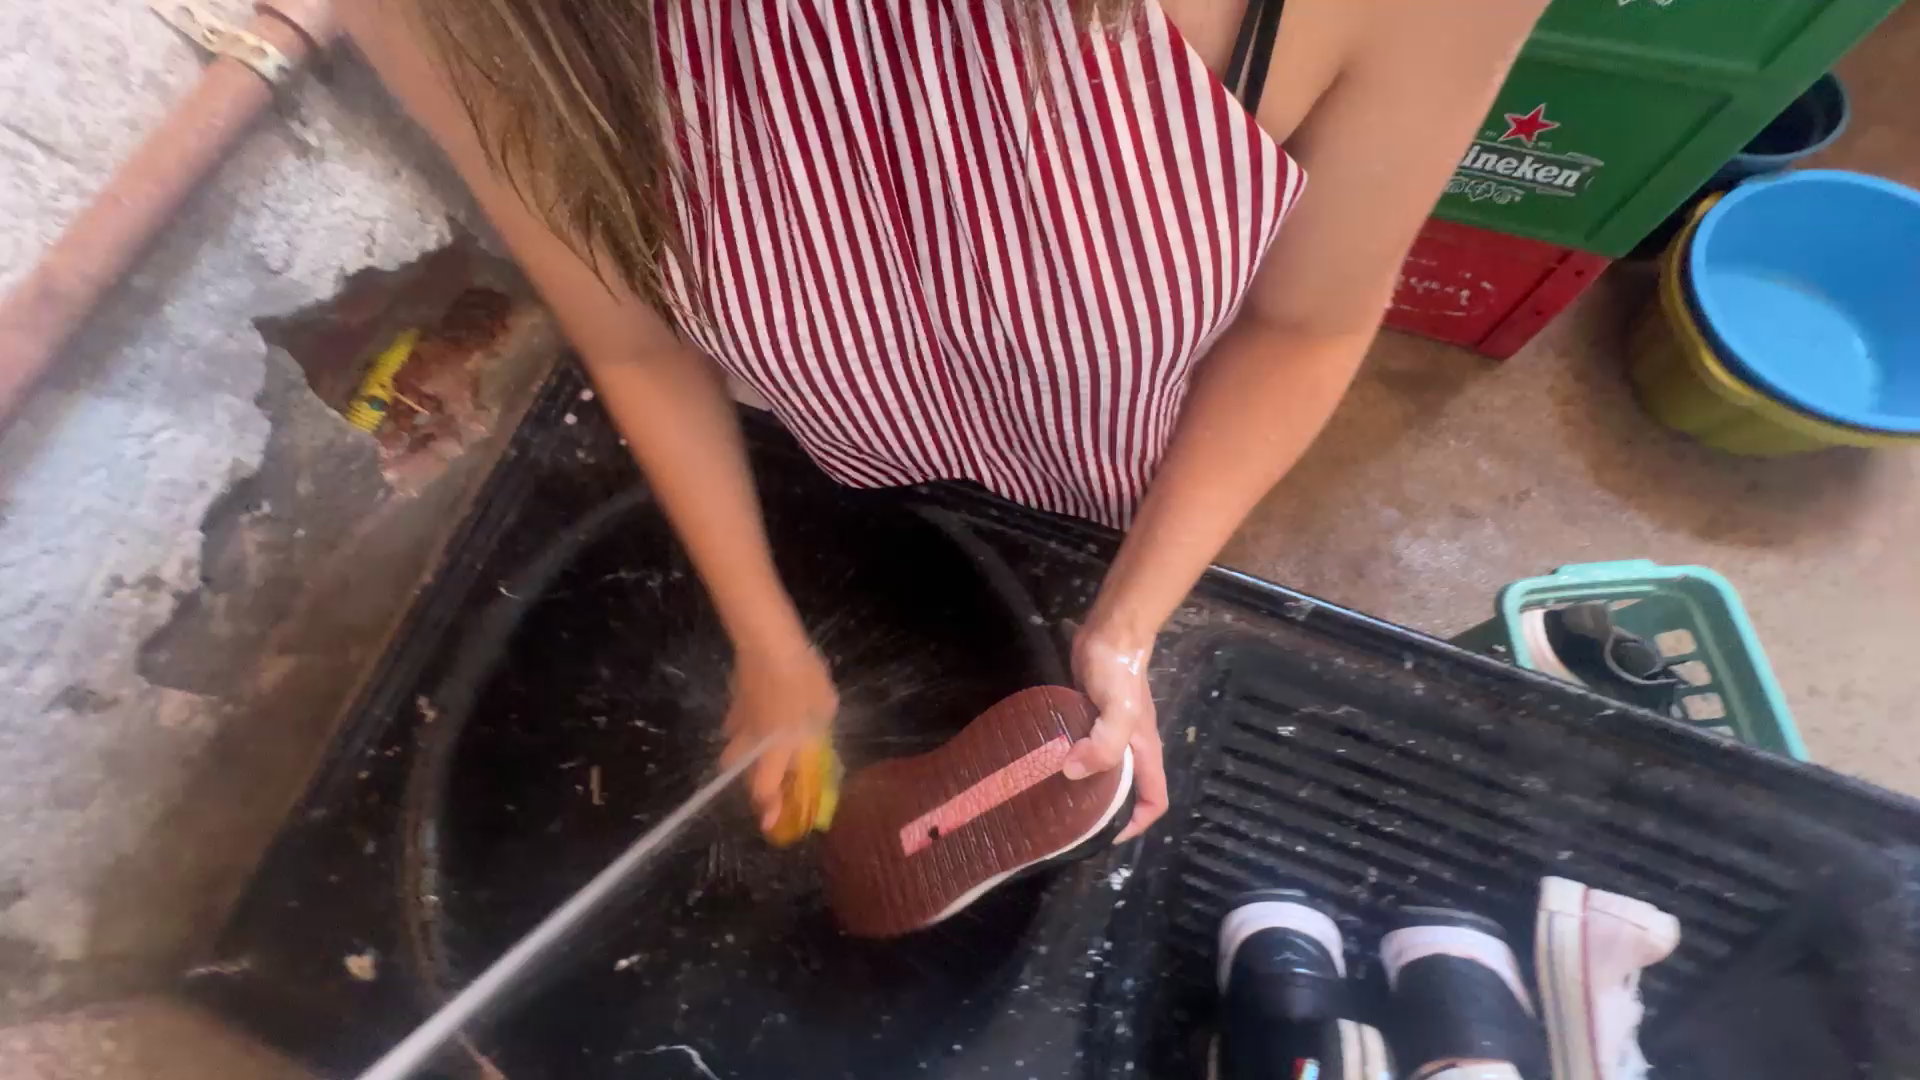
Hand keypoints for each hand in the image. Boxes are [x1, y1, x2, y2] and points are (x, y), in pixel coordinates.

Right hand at [721, 640, 837, 830]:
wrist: (769, 644)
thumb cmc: (802, 677)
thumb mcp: (824, 705)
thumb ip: (819, 727)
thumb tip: (817, 738)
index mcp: (776, 745)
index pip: (765, 788)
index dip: (768, 808)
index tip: (770, 823)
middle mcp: (753, 739)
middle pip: (738, 772)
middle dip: (751, 782)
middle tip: (769, 782)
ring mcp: (740, 718)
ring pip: (733, 747)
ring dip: (744, 755)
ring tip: (762, 751)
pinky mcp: (735, 698)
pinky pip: (736, 721)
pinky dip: (745, 726)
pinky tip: (760, 715)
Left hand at [1067, 622, 1168, 842]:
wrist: (1110, 633)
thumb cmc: (1119, 674)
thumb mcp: (1119, 712)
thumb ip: (1103, 745)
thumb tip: (1073, 773)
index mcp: (1145, 752)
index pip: (1154, 801)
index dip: (1137, 823)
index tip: (1107, 836)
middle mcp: (1131, 747)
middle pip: (1126, 790)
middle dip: (1105, 810)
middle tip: (1069, 821)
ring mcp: (1109, 730)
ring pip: (1102, 769)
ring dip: (1083, 784)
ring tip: (1051, 796)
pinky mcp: (1089, 716)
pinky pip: (1083, 745)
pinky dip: (1070, 757)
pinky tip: (1044, 760)